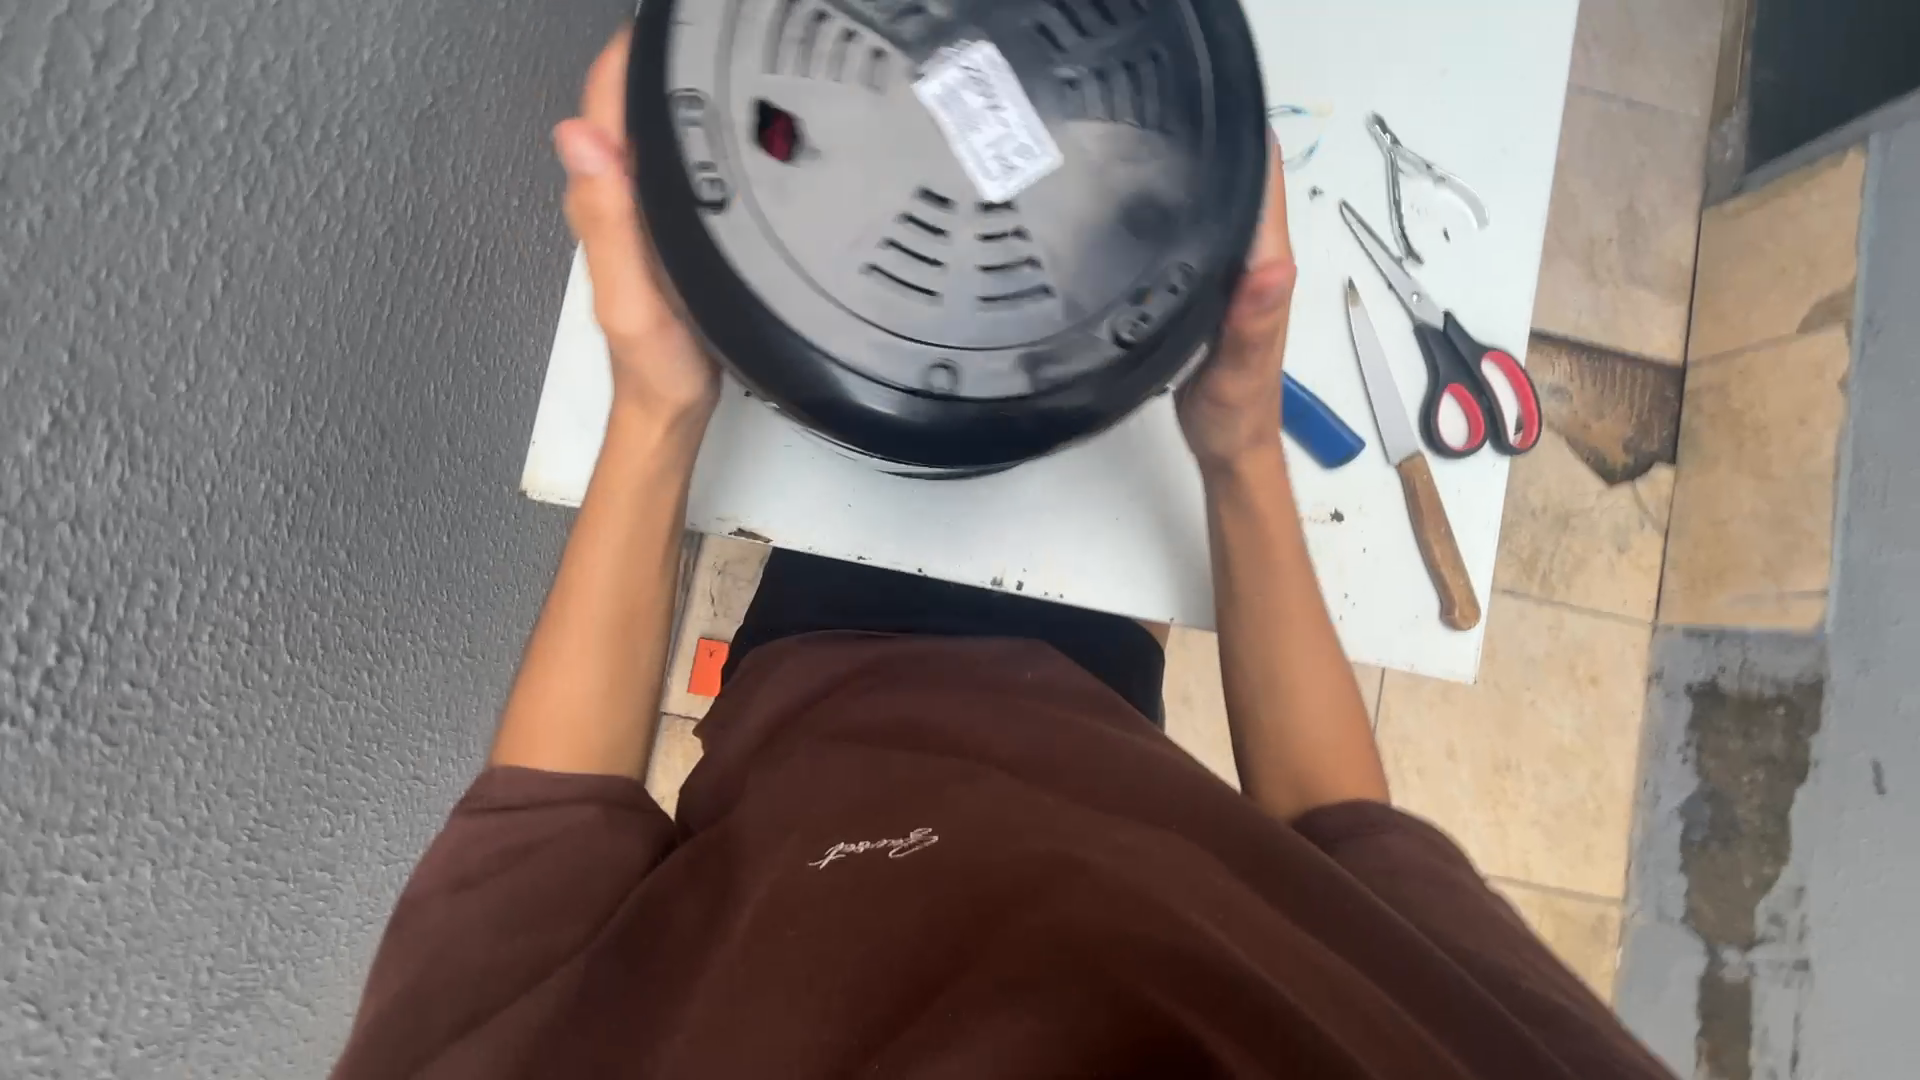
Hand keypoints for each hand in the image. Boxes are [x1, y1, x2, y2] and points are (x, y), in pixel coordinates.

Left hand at [554, 30, 719, 430]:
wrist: (676, 406)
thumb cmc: (658, 365)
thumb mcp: (634, 299)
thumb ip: (610, 225)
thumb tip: (581, 135)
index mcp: (603, 203)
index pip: (604, 107)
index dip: (627, 58)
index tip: (673, 27)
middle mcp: (618, 200)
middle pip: (628, 112)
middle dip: (657, 66)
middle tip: (710, 38)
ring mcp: (645, 217)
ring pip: (655, 140)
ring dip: (676, 100)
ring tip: (721, 68)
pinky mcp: (671, 234)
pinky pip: (677, 173)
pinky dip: (695, 143)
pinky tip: (724, 138)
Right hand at [1177, 144, 1296, 473]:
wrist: (1229, 447)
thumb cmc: (1234, 415)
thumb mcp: (1239, 372)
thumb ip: (1254, 322)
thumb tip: (1273, 265)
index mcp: (1265, 277)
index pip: (1265, 196)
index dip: (1249, 149)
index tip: (1209, 117)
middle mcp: (1255, 272)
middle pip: (1244, 198)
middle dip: (1219, 156)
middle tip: (1163, 130)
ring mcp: (1236, 287)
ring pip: (1223, 221)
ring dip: (1202, 188)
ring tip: (1155, 160)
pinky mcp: (1217, 301)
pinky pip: (1206, 250)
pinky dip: (1189, 227)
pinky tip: (1158, 222)